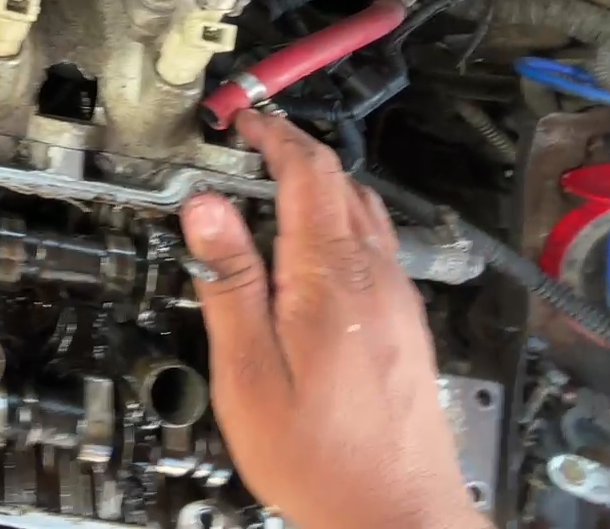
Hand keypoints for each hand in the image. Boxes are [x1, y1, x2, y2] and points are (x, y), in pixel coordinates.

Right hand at [183, 111, 481, 528]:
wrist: (398, 522)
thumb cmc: (318, 456)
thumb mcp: (246, 369)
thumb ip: (227, 280)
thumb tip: (204, 207)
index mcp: (330, 280)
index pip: (309, 175)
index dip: (274, 136)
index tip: (242, 120)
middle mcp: (374, 279)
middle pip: (339, 183)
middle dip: (291, 149)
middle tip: (247, 142)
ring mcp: (397, 299)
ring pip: (361, 209)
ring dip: (316, 179)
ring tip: (270, 177)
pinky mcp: (404, 321)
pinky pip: (373, 241)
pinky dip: (335, 214)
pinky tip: (308, 237)